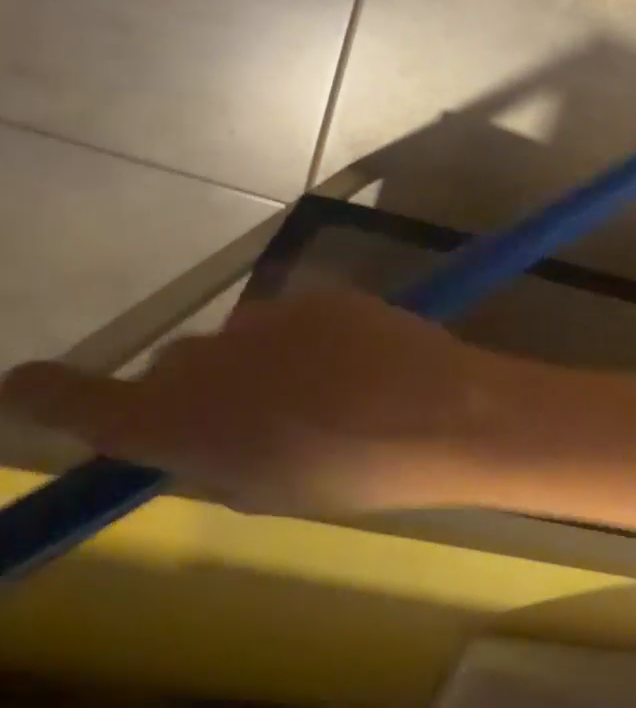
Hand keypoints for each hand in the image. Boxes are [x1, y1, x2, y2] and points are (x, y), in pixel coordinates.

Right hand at [0, 291, 511, 513]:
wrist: (443, 413)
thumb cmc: (351, 473)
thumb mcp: (258, 491)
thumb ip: (210, 459)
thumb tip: (201, 438)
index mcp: (164, 421)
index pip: (71, 398)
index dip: (48, 392)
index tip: (29, 384)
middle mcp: (199, 360)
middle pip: (176, 367)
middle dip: (203, 388)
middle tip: (262, 414)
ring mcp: (264, 318)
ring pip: (242, 338)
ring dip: (266, 359)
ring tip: (331, 388)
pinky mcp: (322, 294)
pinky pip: (298, 319)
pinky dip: (315, 338)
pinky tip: (362, 361)